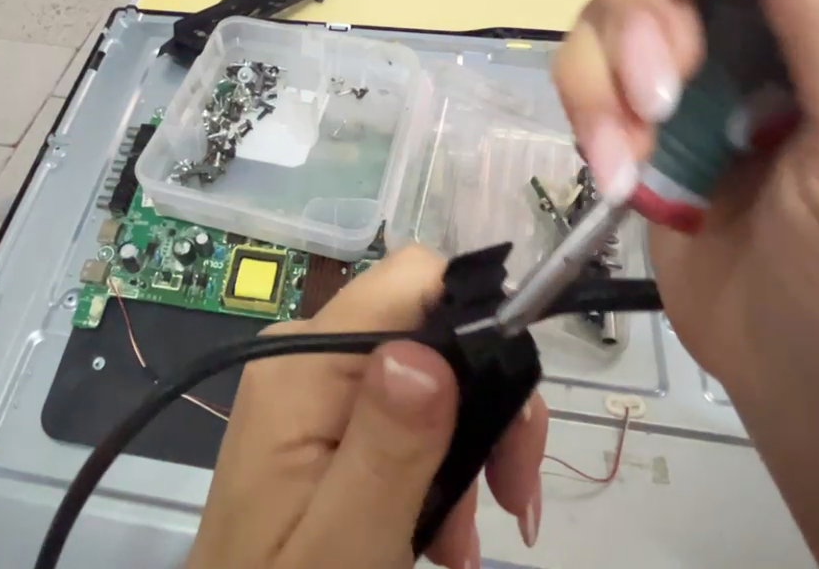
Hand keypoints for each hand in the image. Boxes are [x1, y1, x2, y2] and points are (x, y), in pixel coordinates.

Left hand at [187, 246, 545, 568]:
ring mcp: (314, 379)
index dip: (476, 319)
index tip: (515, 407)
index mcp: (304, 363)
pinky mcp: (323, 410)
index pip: (410, 279)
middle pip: (428, 328)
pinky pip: (402, 406)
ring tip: (466, 540)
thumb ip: (389, 445)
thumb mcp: (345, 539)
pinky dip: (436, 460)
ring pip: (427, 370)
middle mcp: (306, 350)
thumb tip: (428, 351)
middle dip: (483, 404)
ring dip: (466, 447)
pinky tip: (444, 528)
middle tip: (510, 496)